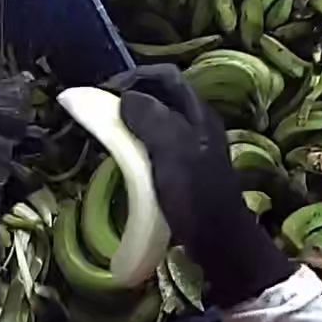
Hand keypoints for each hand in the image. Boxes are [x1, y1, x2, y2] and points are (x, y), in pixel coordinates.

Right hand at [111, 66, 293, 306]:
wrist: (220, 244)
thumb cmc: (196, 196)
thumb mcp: (172, 152)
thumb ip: (151, 119)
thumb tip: (125, 97)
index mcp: (199, 114)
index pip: (165, 77)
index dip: (134, 77)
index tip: (104, 91)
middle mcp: (199, 125)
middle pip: (162, 97)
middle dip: (131, 96)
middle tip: (102, 110)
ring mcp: (195, 148)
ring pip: (160, 121)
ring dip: (134, 120)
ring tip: (109, 131)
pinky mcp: (188, 171)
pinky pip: (159, 144)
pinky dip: (139, 143)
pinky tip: (126, 158)